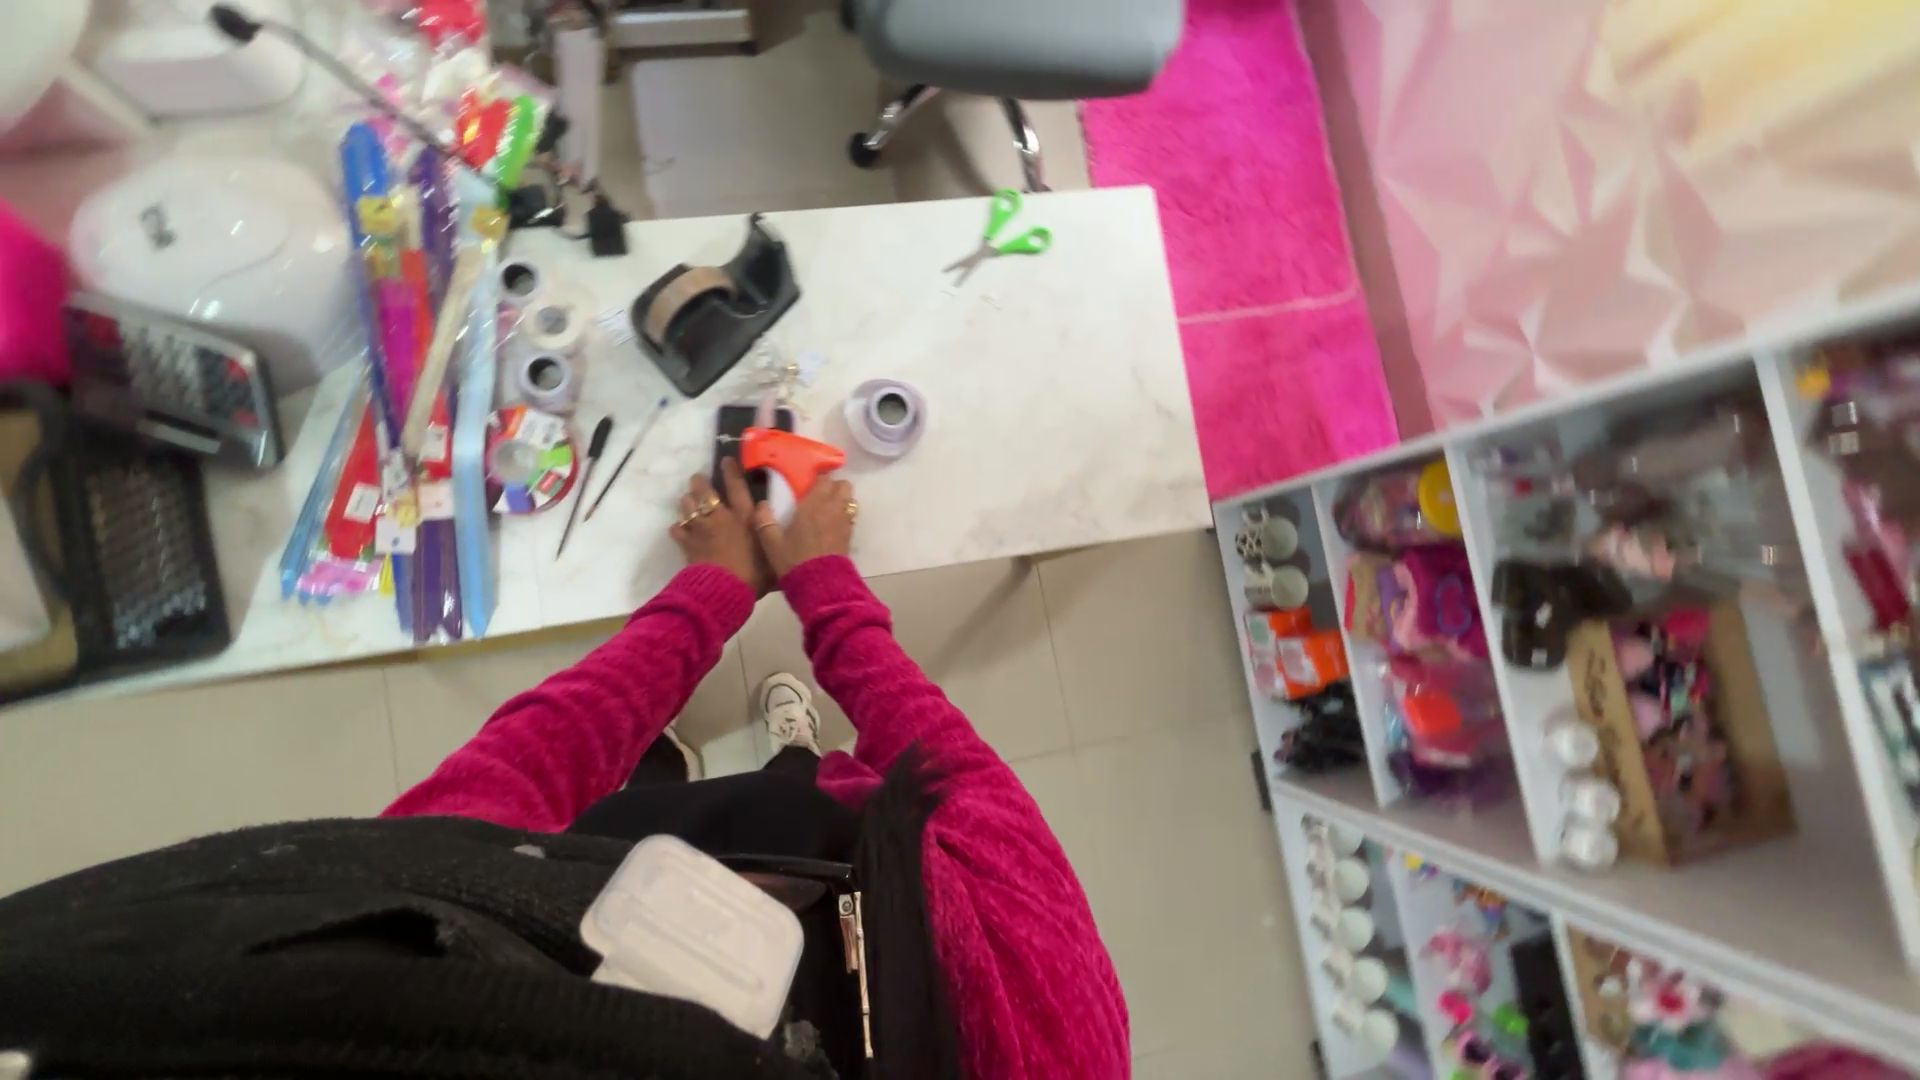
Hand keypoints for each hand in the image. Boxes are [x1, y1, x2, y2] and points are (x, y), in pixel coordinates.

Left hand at [669, 460, 772, 594]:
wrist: (723, 590)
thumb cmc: (753, 574)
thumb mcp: (773, 558)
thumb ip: (774, 544)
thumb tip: (781, 534)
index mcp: (745, 517)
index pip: (737, 487)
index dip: (731, 471)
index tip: (725, 460)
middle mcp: (721, 517)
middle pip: (705, 491)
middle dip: (700, 482)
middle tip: (698, 479)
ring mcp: (700, 529)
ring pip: (687, 506)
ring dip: (687, 502)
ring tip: (688, 502)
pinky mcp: (686, 543)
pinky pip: (677, 529)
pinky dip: (678, 528)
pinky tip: (680, 530)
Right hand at [752, 476, 854, 578]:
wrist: (820, 585)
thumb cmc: (794, 560)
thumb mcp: (771, 543)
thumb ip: (765, 521)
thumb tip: (761, 505)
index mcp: (813, 505)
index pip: (823, 478)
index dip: (818, 477)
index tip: (808, 481)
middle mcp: (832, 508)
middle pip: (842, 485)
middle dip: (832, 486)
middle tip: (818, 494)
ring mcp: (844, 521)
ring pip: (849, 499)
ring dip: (841, 499)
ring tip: (826, 508)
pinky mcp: (850, 534)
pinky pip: (850, 515)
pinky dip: (843, 514)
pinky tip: (831, 524)